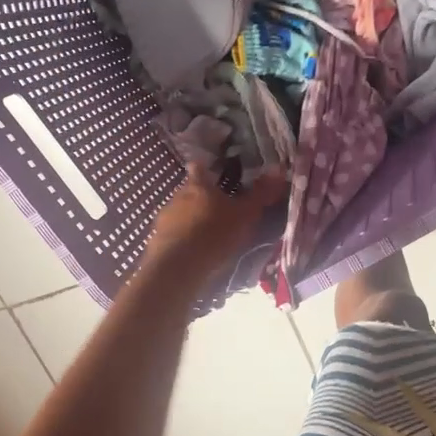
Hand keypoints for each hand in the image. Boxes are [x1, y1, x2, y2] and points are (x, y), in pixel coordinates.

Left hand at [141, 163, 287, 278]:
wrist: (177, 267)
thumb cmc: (214, 234)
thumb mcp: (244, 215)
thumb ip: (261, 194)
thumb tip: (279, 169)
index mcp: (198, 186)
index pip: (198, 168)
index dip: (205, 169)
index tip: (213, 174)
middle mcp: (177, 196)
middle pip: (189, 191)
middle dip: (201, 199)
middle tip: (218, 212)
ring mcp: (164, 218)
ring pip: (179, 213)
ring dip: (190, 220)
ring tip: (206, 236)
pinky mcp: (156, 240)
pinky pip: (172, 234)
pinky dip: (181, 239)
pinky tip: (192, 252)